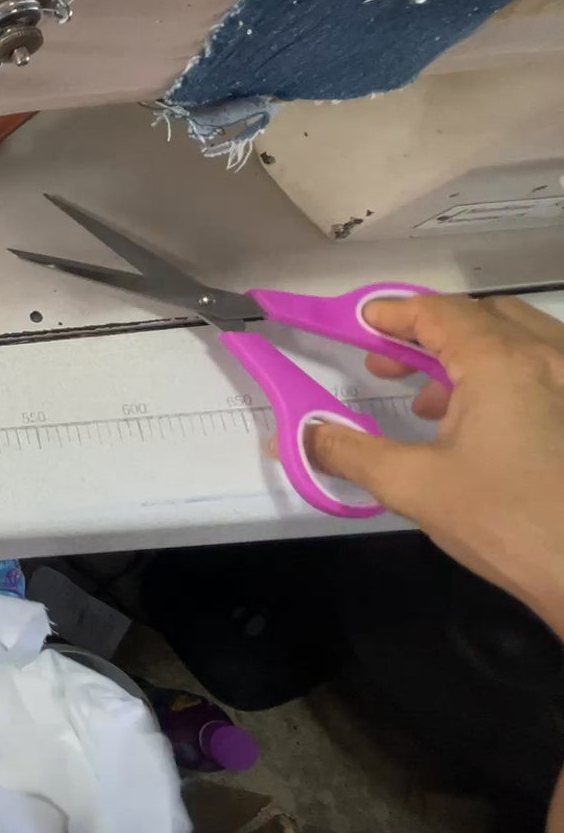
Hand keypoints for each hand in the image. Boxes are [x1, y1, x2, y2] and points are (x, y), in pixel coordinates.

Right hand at [308, 295, 563, 628]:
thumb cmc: (513, 520)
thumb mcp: (409, 485)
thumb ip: (342, 449)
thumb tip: (296, 435)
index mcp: (508, 368)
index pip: (442, 314)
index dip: (393, 313)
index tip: (356, 325)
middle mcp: (560, 365)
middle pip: (491, 318)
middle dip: (431, 331)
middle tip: (388, 364)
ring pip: (528, 344)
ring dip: (470, 357)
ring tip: (432, 403)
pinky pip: (551, 375)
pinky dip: (508, 381)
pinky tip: (485, 428)